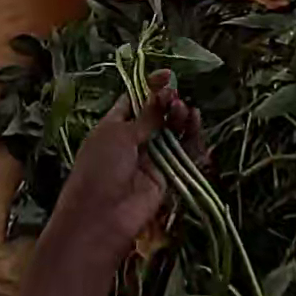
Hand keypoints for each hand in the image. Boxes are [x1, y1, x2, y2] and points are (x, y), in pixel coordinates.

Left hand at [42, 70, 201, 263]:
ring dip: (178, 116)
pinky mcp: (166, 175)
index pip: (135, 99)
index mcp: (115, 124)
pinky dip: (190, 137)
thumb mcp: (119, 135)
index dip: (150, 86)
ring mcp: (150, 157)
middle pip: (157, 113)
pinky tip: (194, 121)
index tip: (166, 75)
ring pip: (171, 130)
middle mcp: (134, 138)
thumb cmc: (100, 169)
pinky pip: (182, 152)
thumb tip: (164, 92)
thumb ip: (146, 115)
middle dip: (167, 101)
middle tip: (174, 96)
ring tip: (183, 110)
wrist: (101, 220)